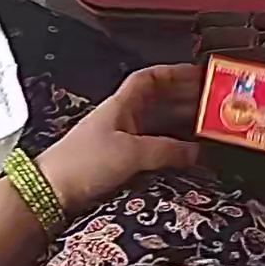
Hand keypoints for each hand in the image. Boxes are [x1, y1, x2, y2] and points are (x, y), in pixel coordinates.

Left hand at [35, 64, 202, 209]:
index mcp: (122, 104)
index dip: (174, 73)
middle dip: (186, 97)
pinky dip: (174, 145)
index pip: (150, 78)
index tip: (198, 74)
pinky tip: (189, 151)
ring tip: (208, 124)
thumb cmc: (82, 162)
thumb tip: (198, 152)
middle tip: (213, 101)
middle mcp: (123, 117)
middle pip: (160, 100)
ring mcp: (123, 138)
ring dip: (183, 122)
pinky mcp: (122, 160)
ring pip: (160, 123)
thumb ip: (168, 150)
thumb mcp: (131, 152)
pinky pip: (156, 145)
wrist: (51, 192)